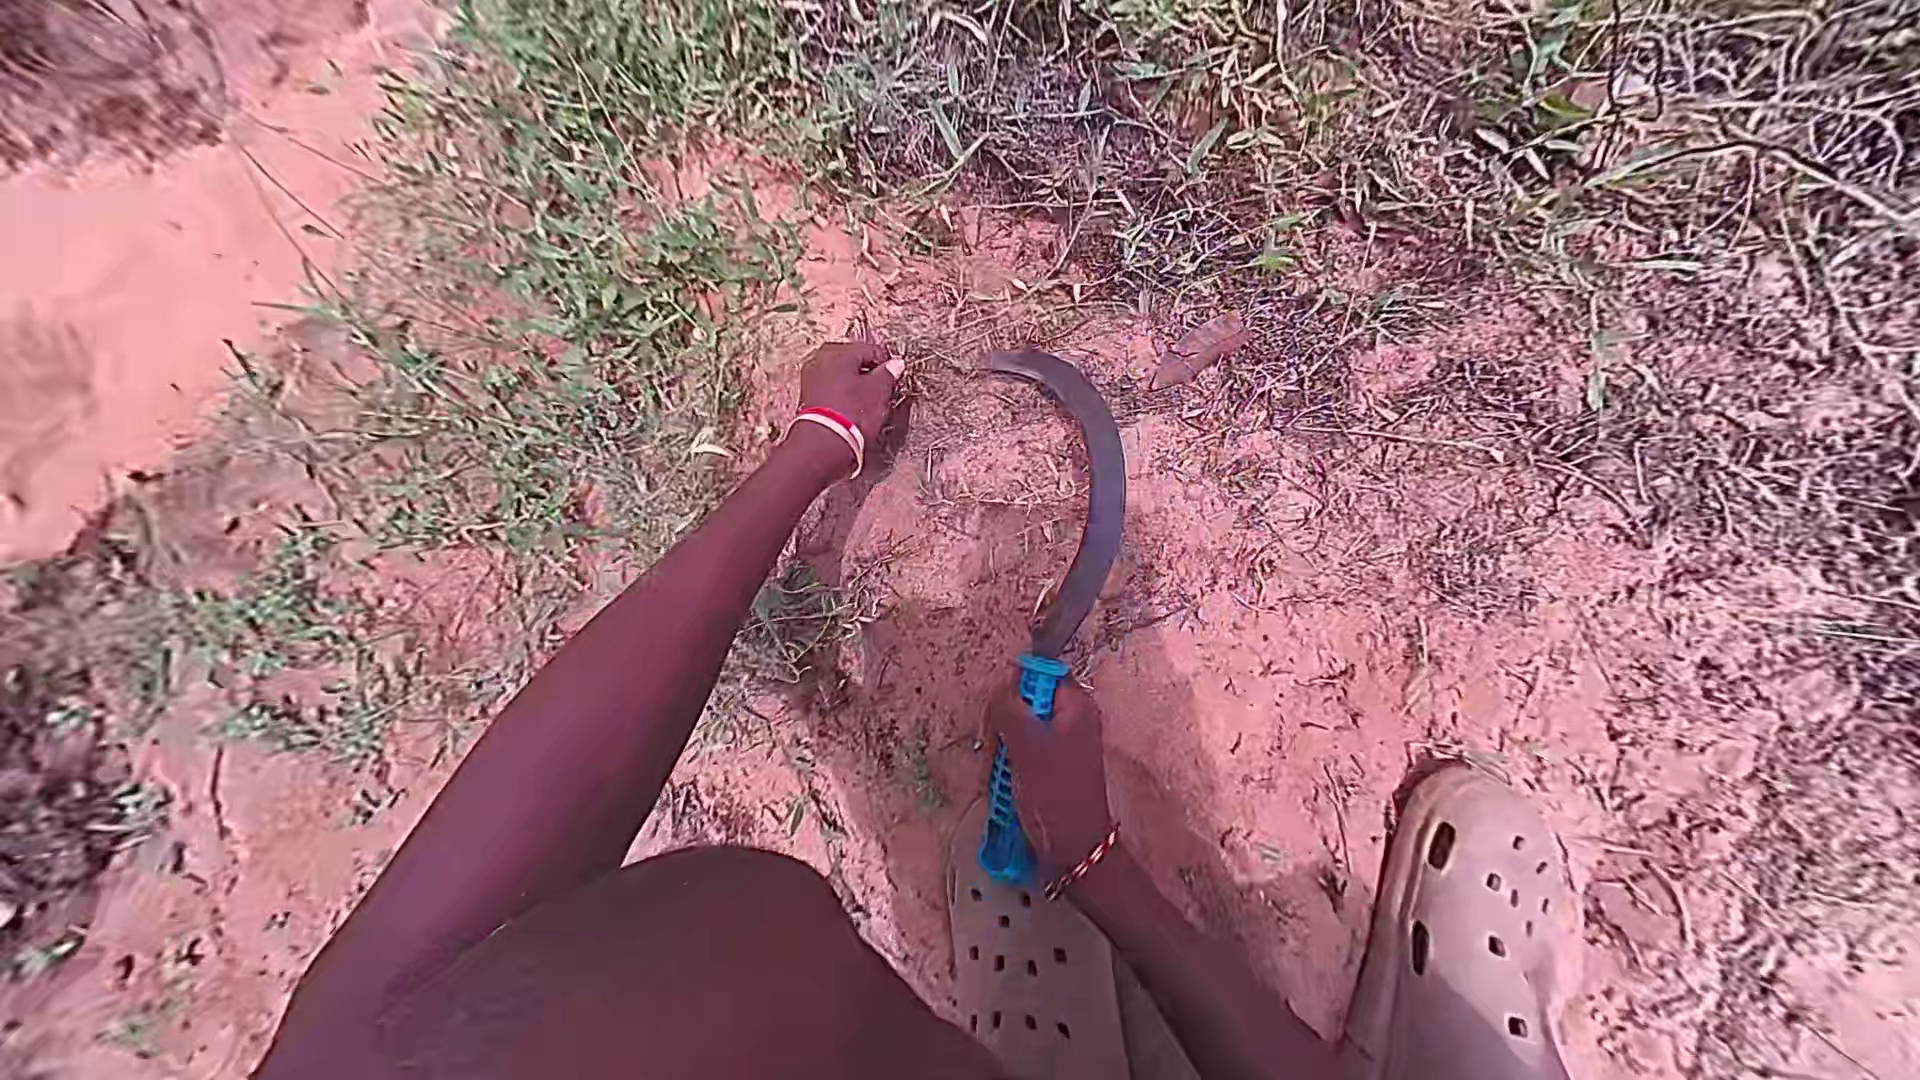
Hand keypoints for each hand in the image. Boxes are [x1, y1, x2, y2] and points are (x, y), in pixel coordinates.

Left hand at [798, 341, 901, 440]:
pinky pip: (832, 392)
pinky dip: (843, 398)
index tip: (894, 375)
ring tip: (868, 403)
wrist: (826, 444)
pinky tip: (853, 411)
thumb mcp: (879, 391)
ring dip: (855, 387)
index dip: (886, 363)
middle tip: (882, 389)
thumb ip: (888, 374)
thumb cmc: (851, 414)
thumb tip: (895, 366)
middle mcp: (820, 361)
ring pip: (841, 377)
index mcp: (838, 352)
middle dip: (868, 374)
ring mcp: (811, 380)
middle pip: (852, 362)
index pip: (870, 350)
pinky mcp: (808, 400)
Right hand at [981, 677, 1113, 873]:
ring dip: (1003, 743)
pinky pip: (1022, 747)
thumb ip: (1010, 706)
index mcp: (1076, 705)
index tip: (1002, 705)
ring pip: (1019, 725)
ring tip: (1000, 766)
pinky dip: (1009, 758)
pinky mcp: (1049, 763)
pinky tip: (1004, 777)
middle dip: (1005, 719)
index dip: (1018, 684)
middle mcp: (1071, 718)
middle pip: (1027, 699)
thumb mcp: (1026, 742)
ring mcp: (1060, 742)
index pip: (1042, 672)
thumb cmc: (1054, 792)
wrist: (1072, 848)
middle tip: (997, 741)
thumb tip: (1001, 685)